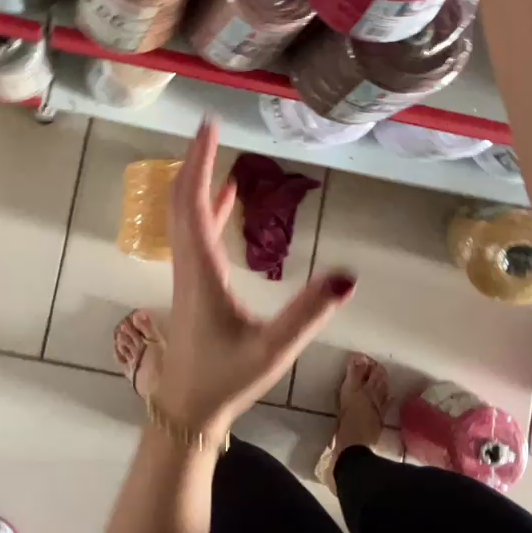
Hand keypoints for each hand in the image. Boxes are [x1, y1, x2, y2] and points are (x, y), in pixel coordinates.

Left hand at [150, 119, 356, 439]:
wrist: (187, 407)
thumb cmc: (226, 377)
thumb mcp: (274, 348)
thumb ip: (310, 312)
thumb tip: (348, 275)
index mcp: (202, 270)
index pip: (194, 203)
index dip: (199, 161)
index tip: (207, 127)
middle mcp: (188, 262)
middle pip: (182, 199)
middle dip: (195, 159)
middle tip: (210, 125)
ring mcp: (187, 271)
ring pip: (184, 213)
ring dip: (196, 179)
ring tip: (213, 149)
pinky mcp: (193, 282)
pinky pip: (195, 231)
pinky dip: (206, 205)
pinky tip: (225, 197)